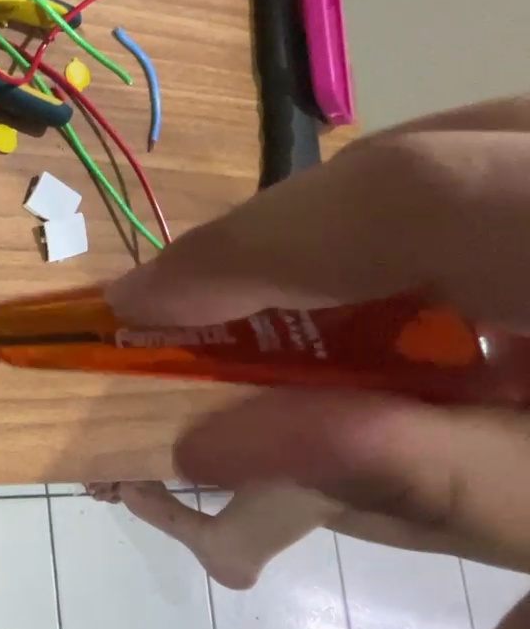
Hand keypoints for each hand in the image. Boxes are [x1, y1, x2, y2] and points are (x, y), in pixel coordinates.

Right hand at [107, 95, 529, 570]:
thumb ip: (396, 475)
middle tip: (204, 316)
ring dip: (348, 234)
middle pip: (409, 163)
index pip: (400, 194)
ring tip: (304, 313)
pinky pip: (499, 162)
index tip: (134, 306)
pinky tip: (424, 295)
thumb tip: (199, 445)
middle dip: (281, 242)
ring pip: (453, 154)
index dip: (240, 246)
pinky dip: (420, 223)